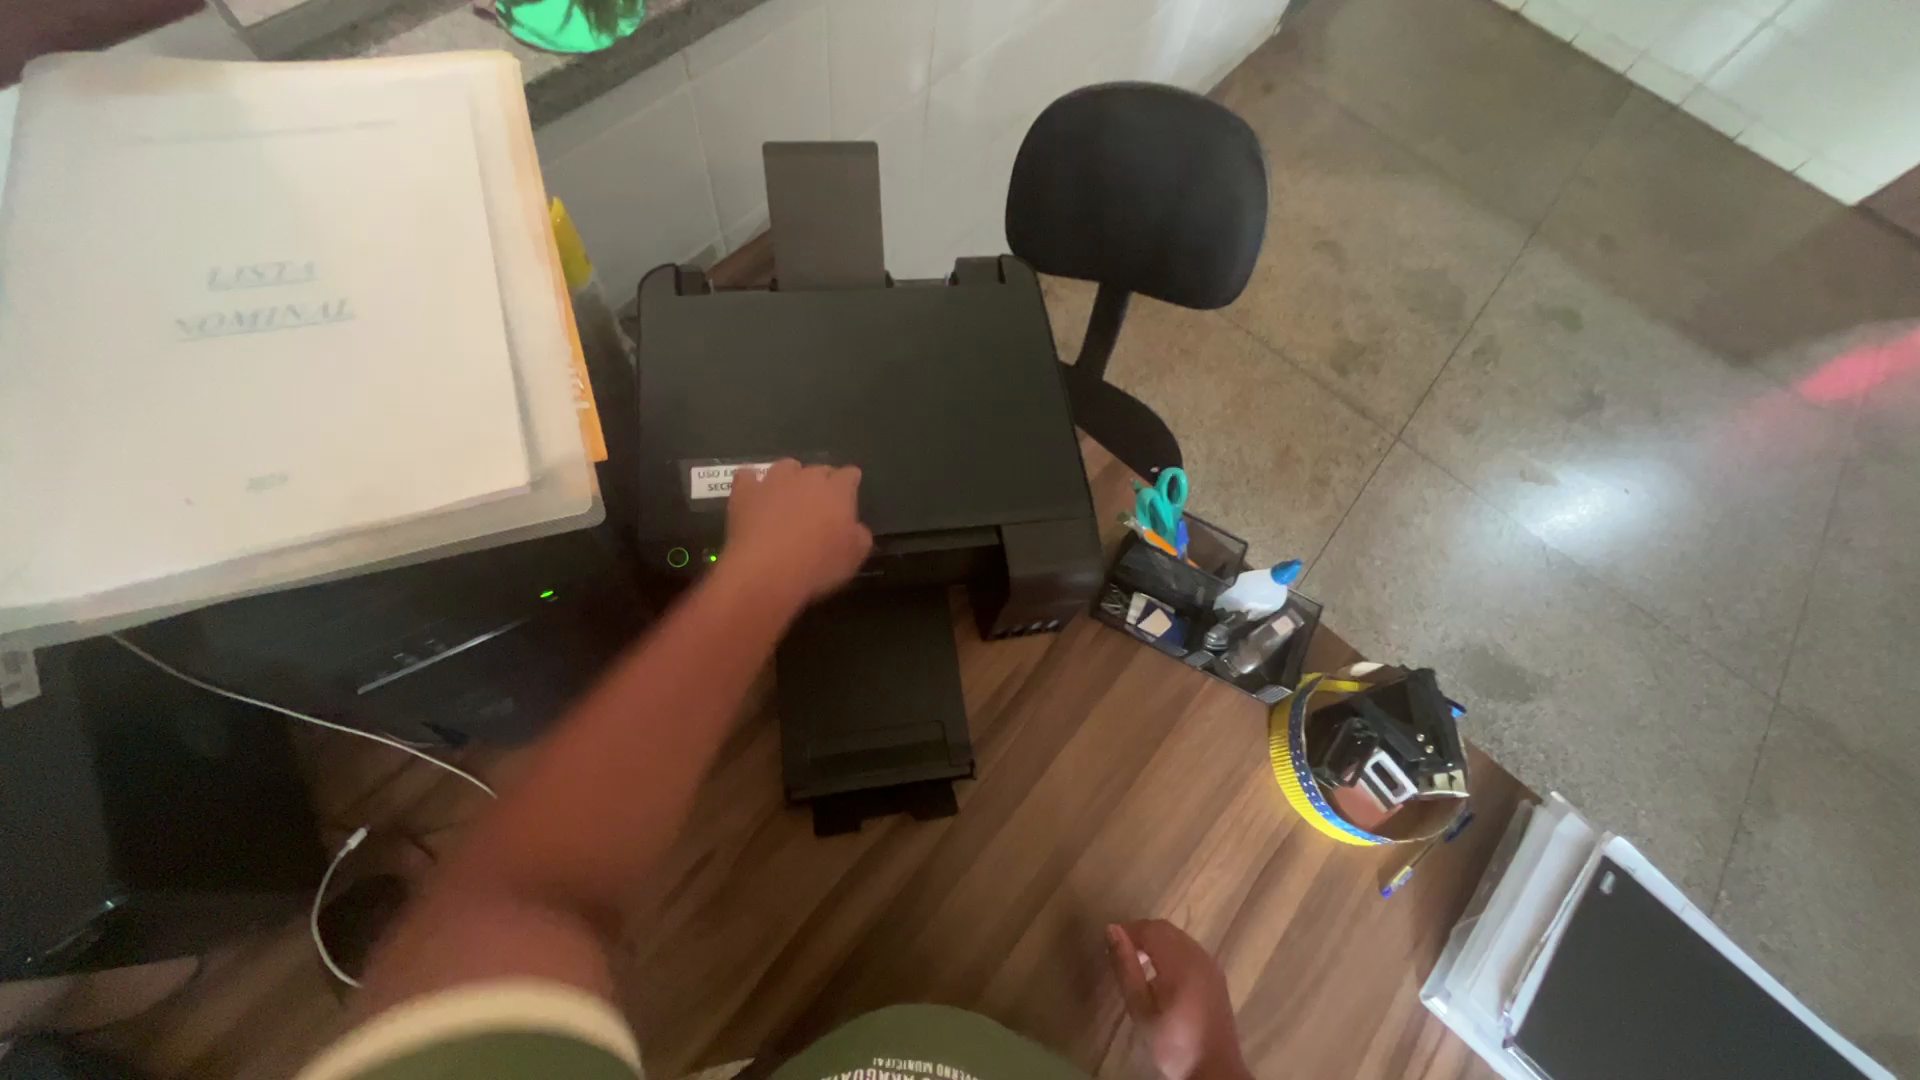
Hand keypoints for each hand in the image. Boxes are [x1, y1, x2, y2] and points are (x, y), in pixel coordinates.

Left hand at [724, 459, 872, 604]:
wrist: (767, 571)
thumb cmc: (818, 565)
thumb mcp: (855, 556)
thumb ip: (860, 535)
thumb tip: (855, 528)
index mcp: (838, 490)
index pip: (850, 475)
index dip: (850, 484)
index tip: (849, 496)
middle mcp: (807, 476)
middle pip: (819, 470)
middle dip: (821, 484)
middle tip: (818, 508)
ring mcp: (773, 480)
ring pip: (786, 467)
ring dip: (789, 479)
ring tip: (786, 500)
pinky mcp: (744, 490)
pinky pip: (748, 476)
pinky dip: (752, 484)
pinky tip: (754, 496)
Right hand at [1106, 921, 1250, 1079]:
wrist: (1215, 1073)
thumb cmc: (1173, 1043)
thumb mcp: (1141, 1008)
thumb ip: (1126, 966)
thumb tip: (1112, 930)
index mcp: (1180, 961)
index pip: (1149, 929)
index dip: (1128, 930)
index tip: (1110, 941)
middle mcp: (1198, 955)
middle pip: (1165, 929)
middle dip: (1141, 933)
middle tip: (1121, 951)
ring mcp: (1210, 965)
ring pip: (1178, 937)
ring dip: (1156, 941)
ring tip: (1138, 961)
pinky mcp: (1216, 976)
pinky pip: (1189, 949)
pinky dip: (1172, 950)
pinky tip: (1162, 973)